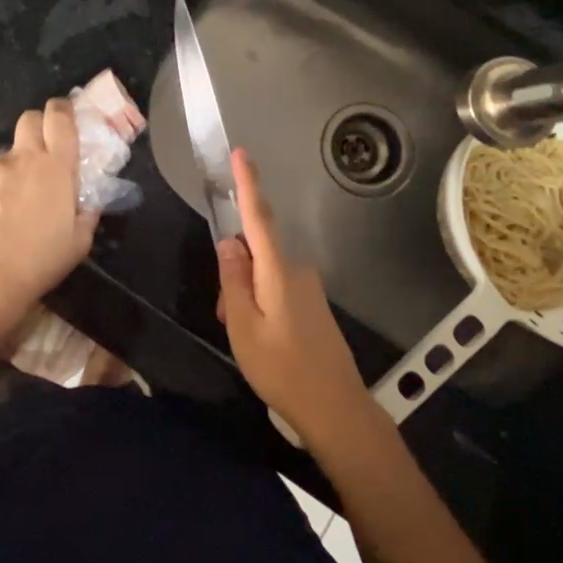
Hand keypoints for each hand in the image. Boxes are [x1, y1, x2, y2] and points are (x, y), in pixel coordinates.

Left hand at [0, 98, 94, 328]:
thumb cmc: (42, 261)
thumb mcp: (80, 240)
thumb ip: (88, 210)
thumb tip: (87, 198)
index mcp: (57, 167)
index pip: (59, 117)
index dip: (62, 109)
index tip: (64, 115)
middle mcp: (24, 158)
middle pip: (29, 119)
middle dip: (37, 127)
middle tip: (42, 153)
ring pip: (8, 155)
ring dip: (15, 169)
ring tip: (14, 203)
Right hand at [216, 148, 379, 443]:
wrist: (336, 410)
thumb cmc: (283, 369)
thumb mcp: (243, 327)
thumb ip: (233, 281)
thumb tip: (229, 244)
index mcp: (278, 271)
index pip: (258, 218)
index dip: (247, 184)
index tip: (240, 152)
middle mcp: (296, 271)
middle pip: (254, 252)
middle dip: (232, 273)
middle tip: (225, 316)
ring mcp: (308, 288)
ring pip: (262, 275)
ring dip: (244, 295)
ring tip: (241, 335)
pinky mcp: (312, 306)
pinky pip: (275, 289)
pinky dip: (258, 305)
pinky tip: (258, 340)